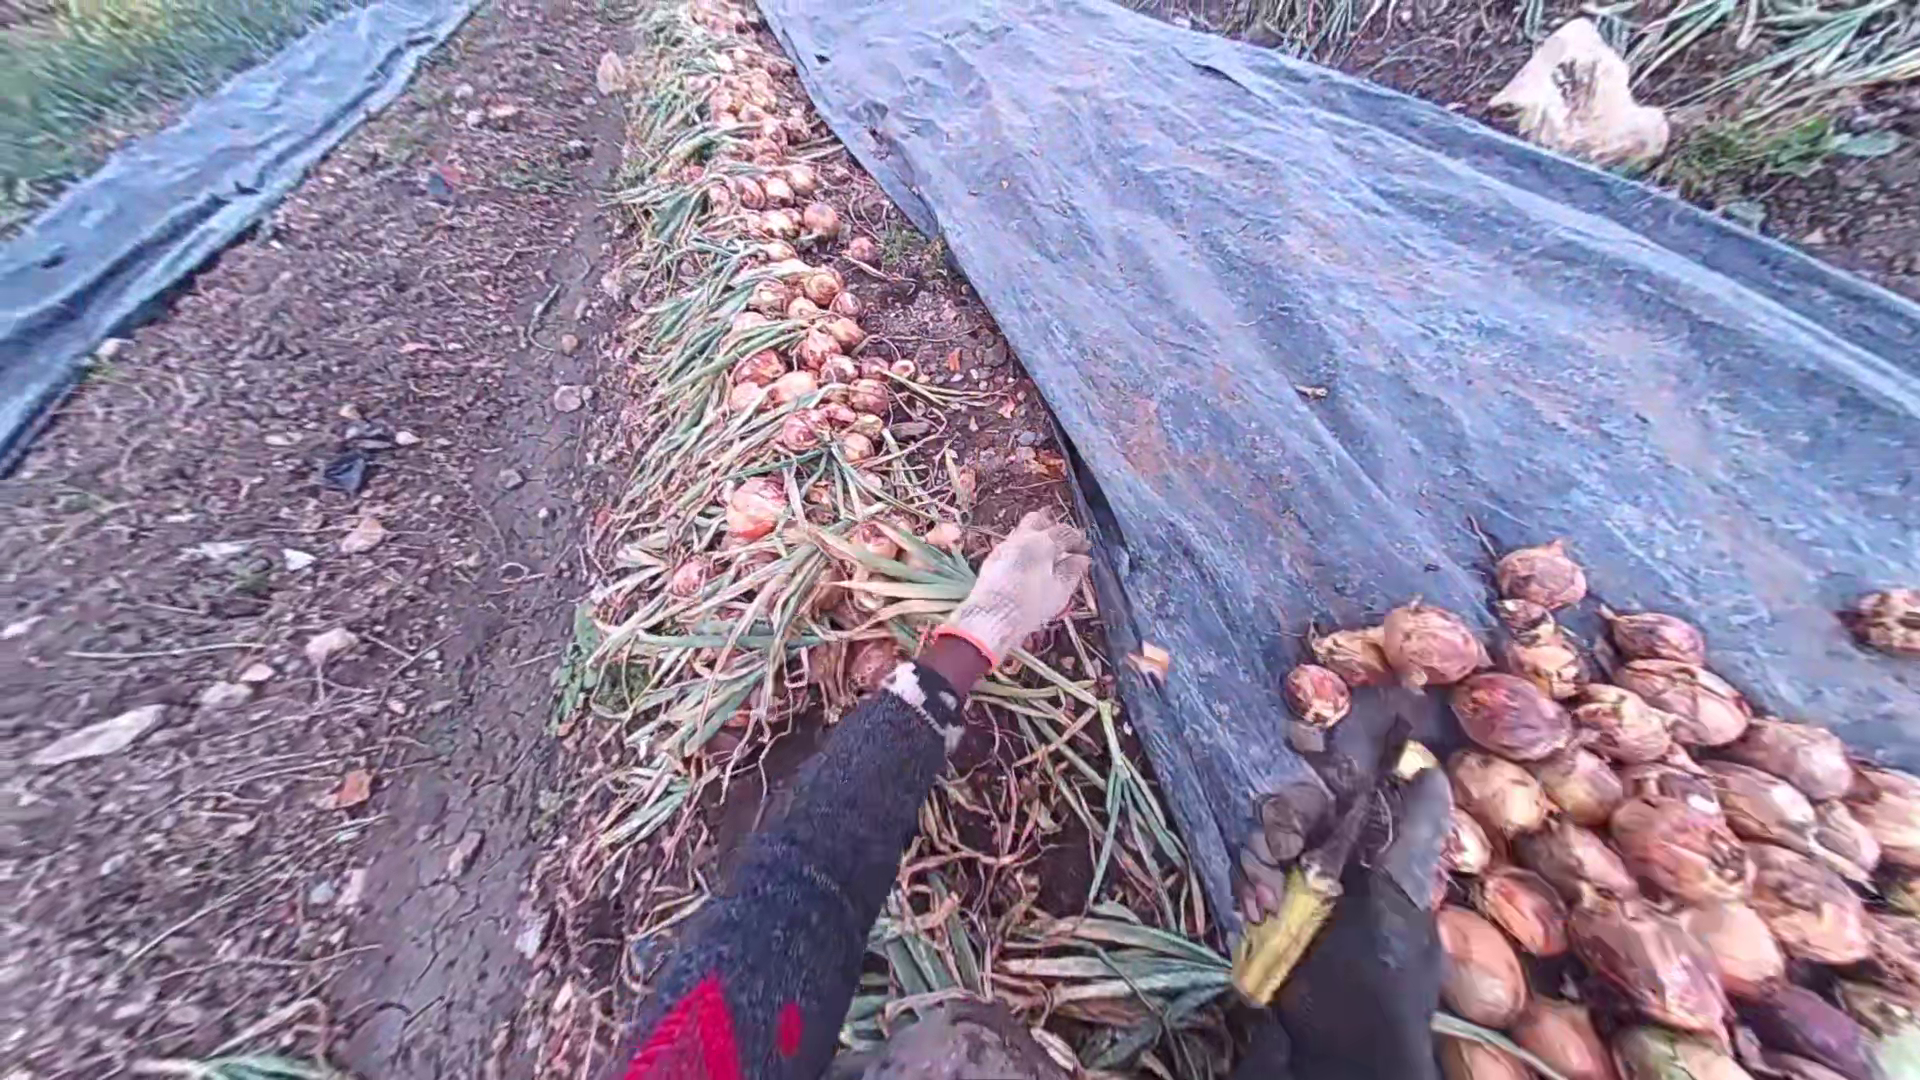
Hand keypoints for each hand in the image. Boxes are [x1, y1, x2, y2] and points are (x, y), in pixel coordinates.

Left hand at [944, 510, 1090, 663]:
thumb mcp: (1059, 590)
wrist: (992, 618)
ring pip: (1022, 532)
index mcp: (1042, 542)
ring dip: (1035, 538)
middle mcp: (1021, 538)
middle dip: (1052, 526)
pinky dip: (1022, 550)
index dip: (1078, 539)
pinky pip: (1011, 546)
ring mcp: (1003, 547)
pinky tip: (1027, 565)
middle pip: (1037, 520)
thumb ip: (1072, 571)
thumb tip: (1081, 559)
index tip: (1084, 548)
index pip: (1064, 531)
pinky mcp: (991, 560)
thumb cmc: (1029, 605)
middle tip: (1062, 542)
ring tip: (1046, 556)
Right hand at [1237, 765, 1450, 1079]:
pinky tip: (1259, 911)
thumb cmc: (1383, 972)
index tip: (1297, 738)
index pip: (1341, 782)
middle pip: (1292, 801)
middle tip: (1284, 850)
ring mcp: (1294, 873)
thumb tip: (1432, 770)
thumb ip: (1413, 834)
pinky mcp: (1264, 894)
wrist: (1339, 1043)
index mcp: (1371, 844)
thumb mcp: (1402, 897)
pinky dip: (1247, 885)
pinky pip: (1244, 866)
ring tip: (1273, 900)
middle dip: (1283, 820)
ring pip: (1262, 831)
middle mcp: (1331, 851)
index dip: (1318, 754)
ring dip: (1261, 861)